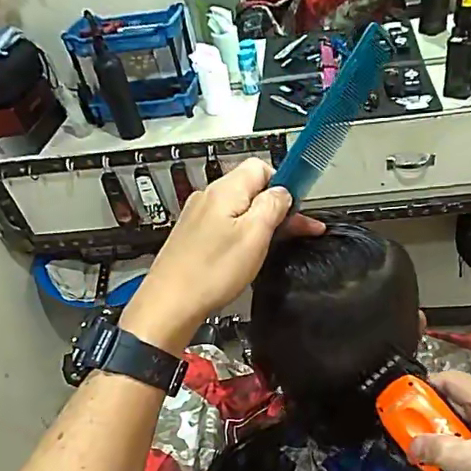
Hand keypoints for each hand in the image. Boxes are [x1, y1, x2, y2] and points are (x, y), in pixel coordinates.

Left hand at [120, 159, 323, 350]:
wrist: (171, 303)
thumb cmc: (210, 273)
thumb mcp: (255, 236)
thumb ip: (273, 206)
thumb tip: (283, 192)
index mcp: (225, 191)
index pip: (262, 167)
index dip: (285, 184)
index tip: (300, 207)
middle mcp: (209, 197)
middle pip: (253, 188)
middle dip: (278, 207)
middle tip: (299, 230)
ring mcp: (200, 217)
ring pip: (241, 208)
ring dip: (263, 222)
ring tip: (276, 244)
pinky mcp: (196, 236)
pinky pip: (227, 225)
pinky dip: (244, 235)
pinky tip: (251, 253)